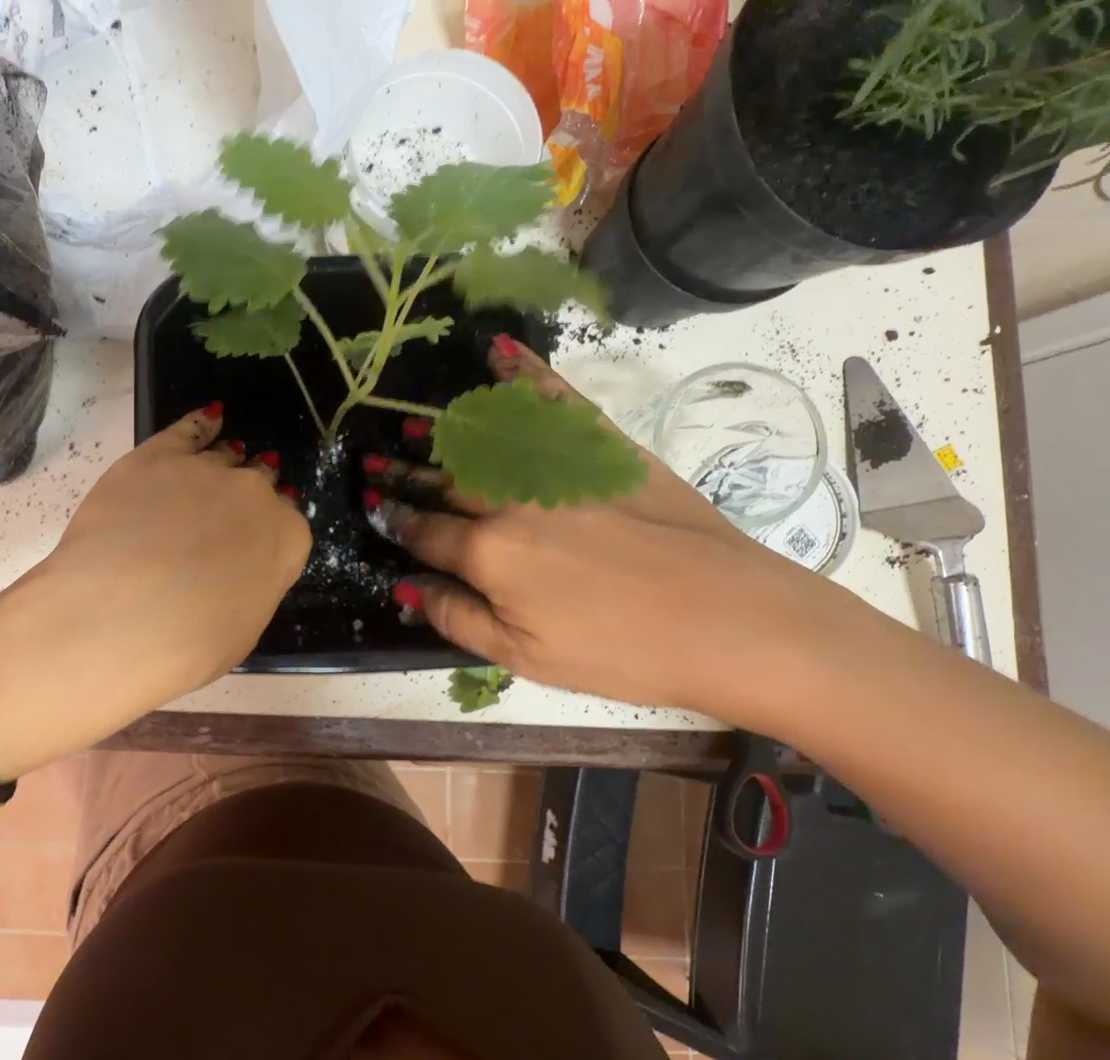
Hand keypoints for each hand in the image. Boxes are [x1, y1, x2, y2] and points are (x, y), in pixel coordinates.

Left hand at [0, 405, 308, 773]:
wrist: (120, 615)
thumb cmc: (187, 644)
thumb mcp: (241, 631)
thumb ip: (249, 588)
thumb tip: (235, 574)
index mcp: (286, 540)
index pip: (287, 524)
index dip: (266, 534)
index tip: (251, 544)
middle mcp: (253, 494)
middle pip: (257, 484)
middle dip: (246, 498)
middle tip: (224, 517)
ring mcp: (203, 470)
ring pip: (222, 458)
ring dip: (223, 465)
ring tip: (220, 465)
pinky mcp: (154, 457)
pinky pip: (188, 430)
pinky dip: (201, 423)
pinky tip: (209, 418)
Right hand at [374, 336, 867, 719]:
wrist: (736, 624)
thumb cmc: (622, 653)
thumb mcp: (525, 658)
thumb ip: (457, 618)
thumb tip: (407, 588)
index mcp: (487, 553)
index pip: (423, 531)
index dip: (395, 522)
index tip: (374, 507)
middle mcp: (512, 499)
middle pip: (444, 483)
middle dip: (405, 476)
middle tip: (377, 466)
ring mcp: (560, 467)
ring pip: (487, 439)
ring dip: (442, 432)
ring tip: (414, 426)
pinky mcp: (608, 449)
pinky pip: (557, 401)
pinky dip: (525, 373)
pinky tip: (500, 352)